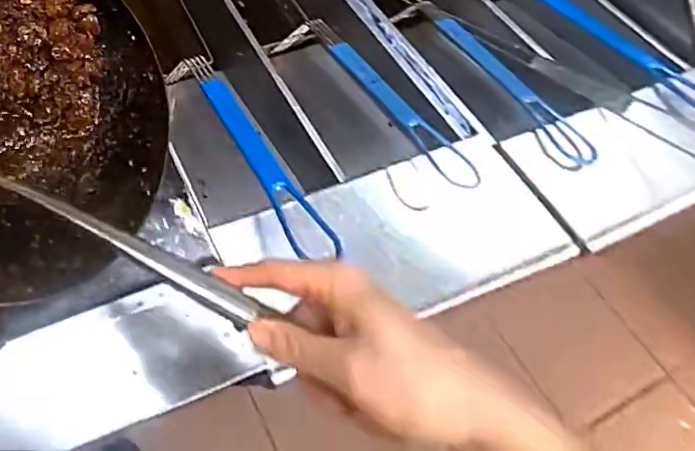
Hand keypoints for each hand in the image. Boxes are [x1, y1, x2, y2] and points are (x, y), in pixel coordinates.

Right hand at [215, 261, 580, 450]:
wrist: (480, 420)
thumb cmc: (419, 384)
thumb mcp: (346, 370)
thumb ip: (293, 348)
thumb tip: (255, 327)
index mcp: (340, 285)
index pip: (278, 272)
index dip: (243, 276)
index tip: (214, 277)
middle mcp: (347, 299)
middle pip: (294, 325)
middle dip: (305, 364)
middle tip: (332, 388)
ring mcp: (359, 327)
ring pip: (313, 355)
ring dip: (328, 386)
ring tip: (362, 403)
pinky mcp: (369, 352)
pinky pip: (334, 371)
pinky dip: (344, 395)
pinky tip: (371, 409)